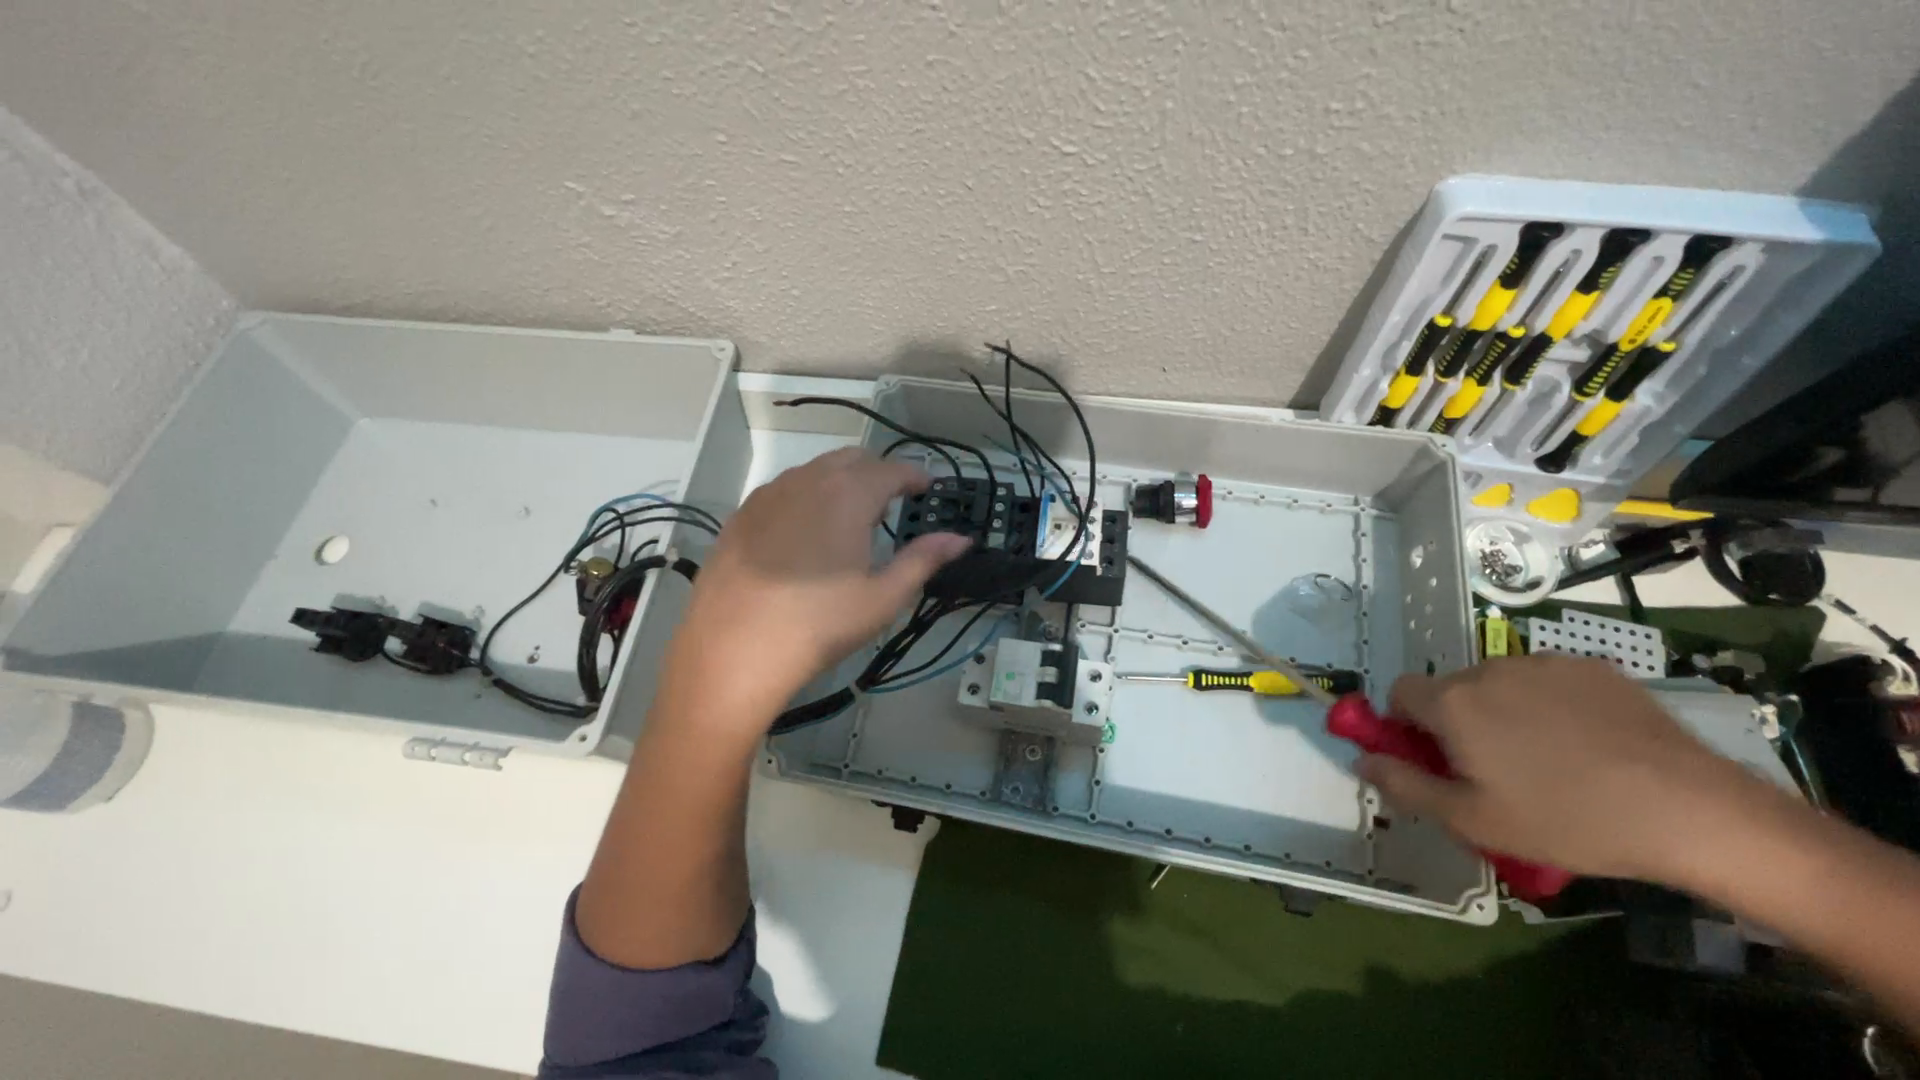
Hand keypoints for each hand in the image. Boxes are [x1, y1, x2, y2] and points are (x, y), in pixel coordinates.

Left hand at [671, 448, 970, 718]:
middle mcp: (807, 481)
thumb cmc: (820, 625)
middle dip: (876, 475)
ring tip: (848, 522)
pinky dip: (805, 499)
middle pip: (851, 460)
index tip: (926, 488)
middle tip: (890, 507)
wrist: (733, 650)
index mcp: (848, 494)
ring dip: (839, 484)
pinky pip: (782, 492)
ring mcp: (767, 495)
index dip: (915, 476)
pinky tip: (804, 536)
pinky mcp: (740, 516)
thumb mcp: (882, 597)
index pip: (891, 469)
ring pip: (813, 472)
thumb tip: (960, 539)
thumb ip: (923, 560)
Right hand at [1358, 654, 1768, 883]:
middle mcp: (1490, 668)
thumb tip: (1361, 759)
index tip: (1433, 760)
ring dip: (1505, 712)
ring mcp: (1547, 663)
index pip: (1399, 692)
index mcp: (1454, 702)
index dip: (1406, 725)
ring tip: (1549, 762)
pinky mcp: (1597, 667)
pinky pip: (1550, 682)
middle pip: (1452, 689)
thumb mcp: (1472, 820)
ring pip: (1501, 684)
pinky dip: (1552, 706)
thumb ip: (1405, 785)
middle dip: (1458, 722)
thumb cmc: (1566, 820)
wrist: (1689, 810)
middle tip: (1494, 773)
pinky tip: (1588, 746)